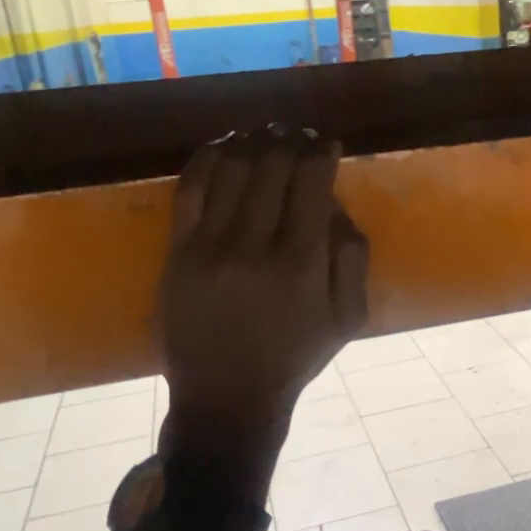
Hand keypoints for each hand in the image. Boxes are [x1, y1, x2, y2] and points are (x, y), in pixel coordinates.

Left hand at [158, 127, 369, 494]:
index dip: (320, 152)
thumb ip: (352, 258)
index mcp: (302, 263)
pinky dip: (208, 158)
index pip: (311, 181)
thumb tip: (335, 203)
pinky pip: (190, 189)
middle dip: (289, 140)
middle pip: (272, 167)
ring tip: (263, 133)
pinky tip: (223, 146)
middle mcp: (255, 246)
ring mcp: (210, 247)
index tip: (326, 143)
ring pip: (232, 169)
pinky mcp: (178, 252)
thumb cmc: (293, 358)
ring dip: (251, 141)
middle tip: (296, 134)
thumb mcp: (347, 319)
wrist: (226, 397)